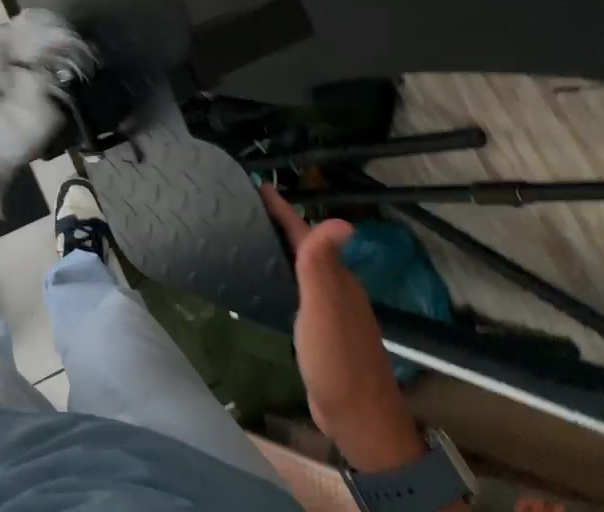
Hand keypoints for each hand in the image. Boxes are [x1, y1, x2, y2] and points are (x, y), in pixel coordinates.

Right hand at [260, 185, 426, 473]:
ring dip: (280, 249)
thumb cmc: (338, 360)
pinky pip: (296, 292)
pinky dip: (280, 278)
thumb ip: (324, 265)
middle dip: (279, 223)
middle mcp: (336, 290)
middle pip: (306, 247)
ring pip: (301, 269)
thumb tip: (342, 219)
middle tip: (244, 206)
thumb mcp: (325, 308)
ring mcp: (330, 313)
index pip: (307, 234)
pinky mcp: (320, 333)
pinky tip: (265, 284)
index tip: (258, 185)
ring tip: (248, 237)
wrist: (359, 418)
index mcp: (336, 280)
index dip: (283, 210)